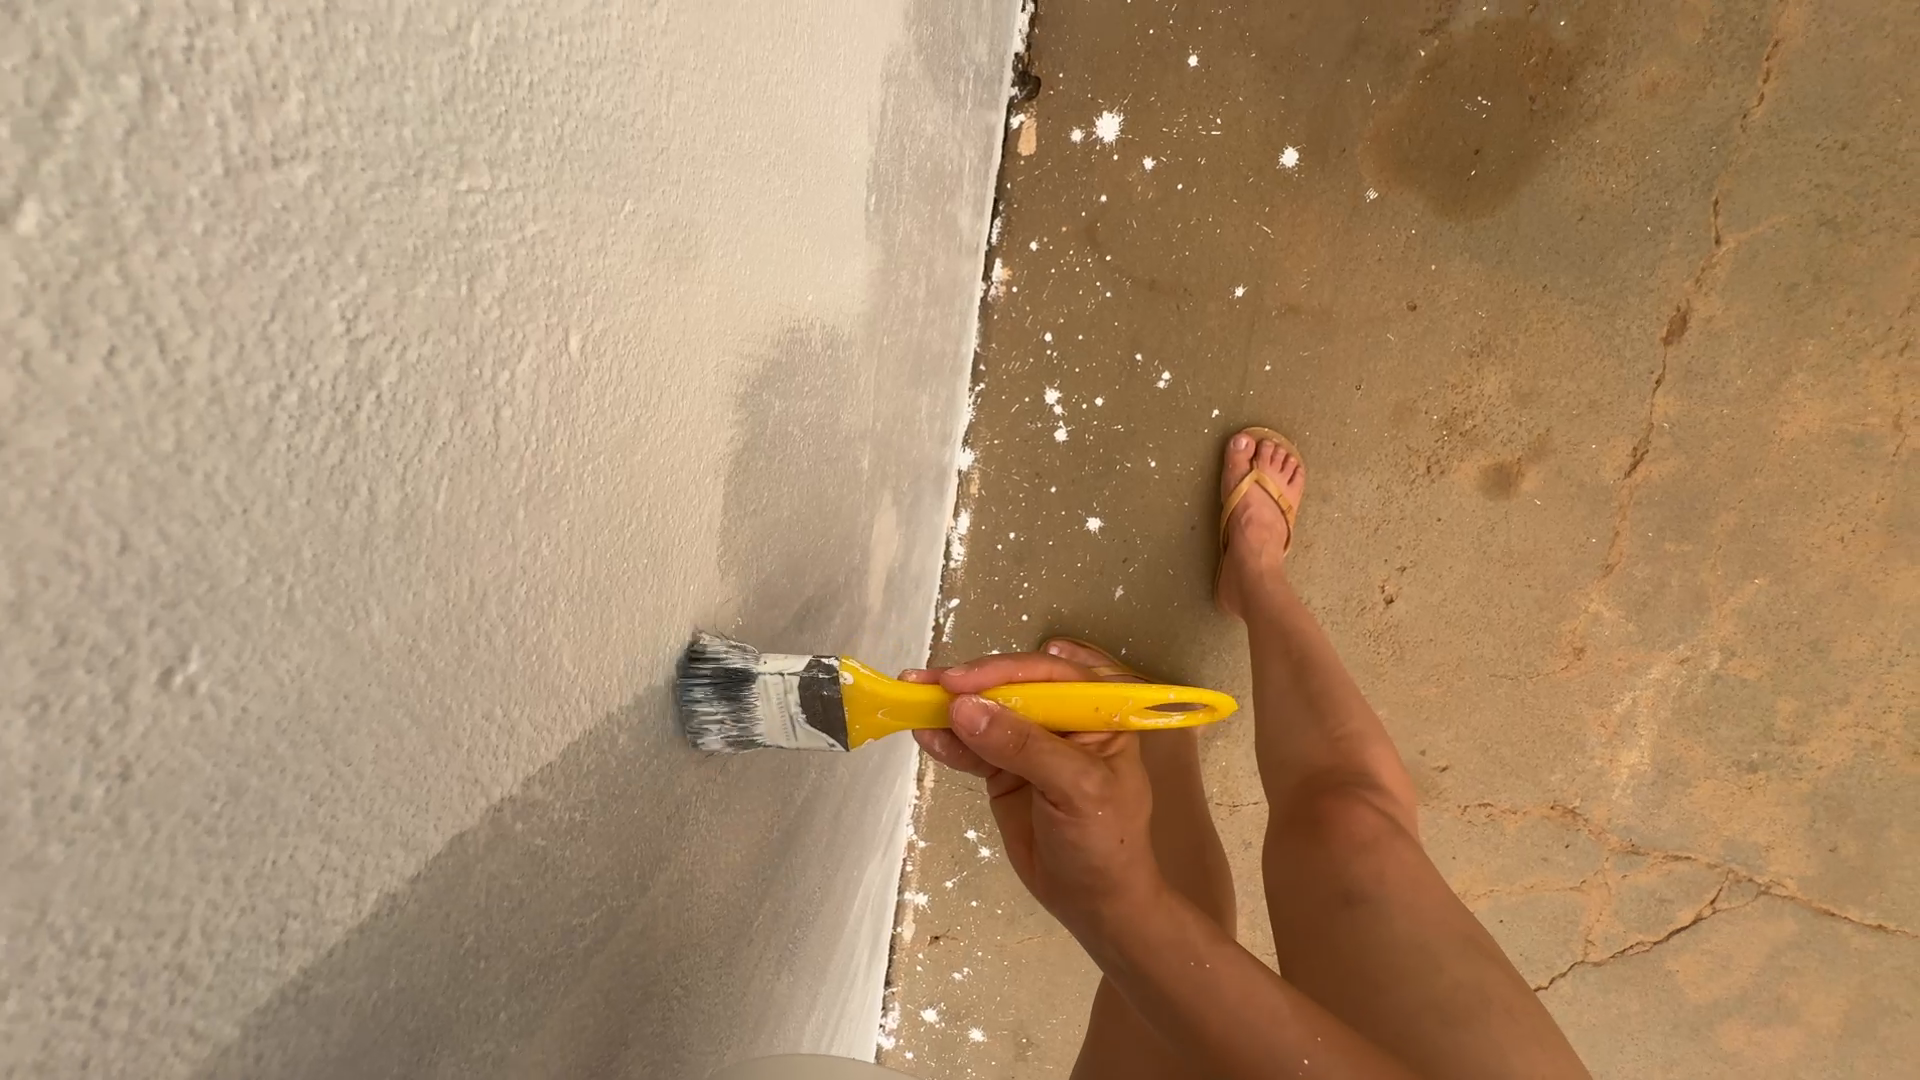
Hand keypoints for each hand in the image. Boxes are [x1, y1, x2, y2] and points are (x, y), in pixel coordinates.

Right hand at [904, 652, 1165, 938]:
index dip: (1002, 671)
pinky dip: (947, 741)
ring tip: (909, 700)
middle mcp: (1063, 718)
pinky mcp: (1004, 770)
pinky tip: (923, 734)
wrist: (1095, 904)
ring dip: (948, 708)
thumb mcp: (1076, 790)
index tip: (957, 681)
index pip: (1048, 674)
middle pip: (1011, 688)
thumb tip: (963, 709)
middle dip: (969, 684)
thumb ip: (1022, 746)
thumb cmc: (1103, 843)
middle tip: (924, 683)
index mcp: (1097, 710)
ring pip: (986, 715)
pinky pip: (972, 749)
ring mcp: (1031, 743)